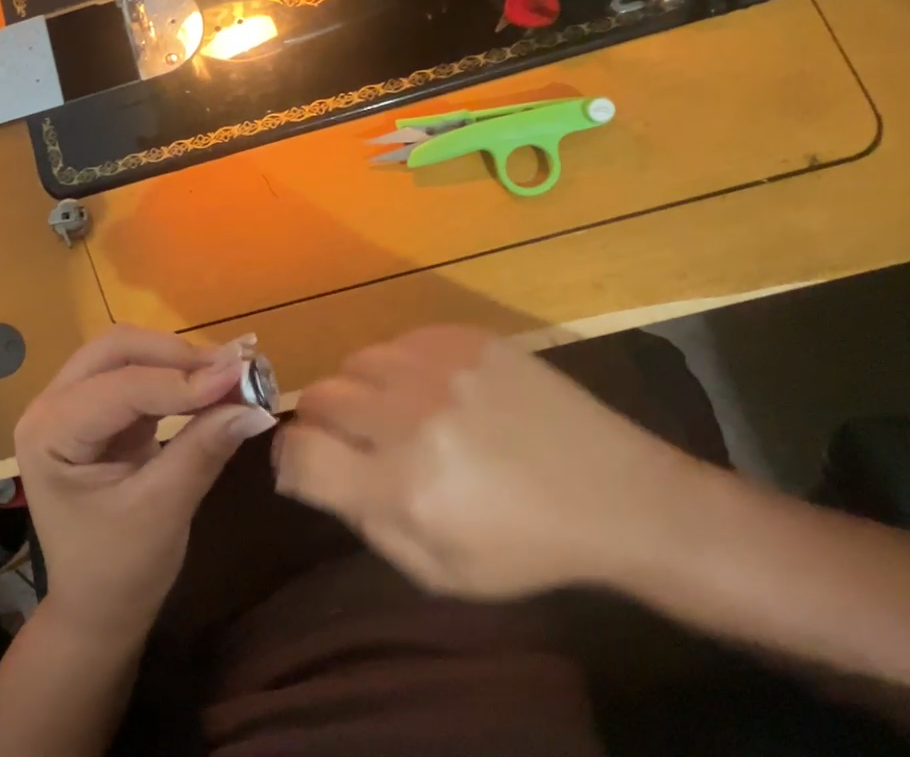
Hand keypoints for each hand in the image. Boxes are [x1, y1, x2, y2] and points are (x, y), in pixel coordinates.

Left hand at [15, 326, 277, 638]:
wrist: (98, 606)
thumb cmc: (119, 568)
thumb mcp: (163, 511)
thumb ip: (202, 450)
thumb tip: (254, 404)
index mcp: (48, 433)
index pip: (119, 387)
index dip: (181, 378)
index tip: (242, 375)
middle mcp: (50, 407)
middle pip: (115, 352)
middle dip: (176, 355)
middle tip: (237, 368)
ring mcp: (71, 407)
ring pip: (126, 356)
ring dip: (179, 360)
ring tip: (233, 373)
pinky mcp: (98, 414)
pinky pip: (137, 377)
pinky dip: (175, 378)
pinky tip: (213, 385)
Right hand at [274, 325, 712, 598]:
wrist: (620, 497)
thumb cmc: (524, 549)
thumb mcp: (435, 570)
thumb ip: (363, 523)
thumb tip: (312, 473)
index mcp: (401, 487)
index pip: (297, 453)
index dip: (289, 461)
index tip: (306, 467)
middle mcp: (409, 420)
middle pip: (316, 399)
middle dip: (322, 425)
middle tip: (354, 443)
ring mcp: (440, 370)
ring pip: (353, 363)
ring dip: (360, 392)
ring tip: (394, 413)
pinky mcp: (467, 339)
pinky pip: (397, 340)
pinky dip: (399, 367)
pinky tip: (431, 391)